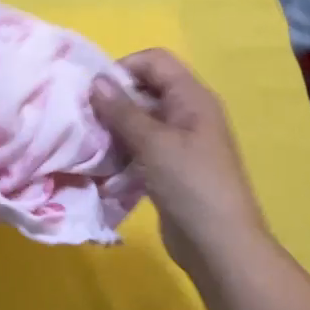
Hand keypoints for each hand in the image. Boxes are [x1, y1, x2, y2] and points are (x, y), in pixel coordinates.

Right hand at [89, 50, 268, 273]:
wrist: (221, 248)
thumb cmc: (191, 185)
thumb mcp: (153, 143)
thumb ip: (121, 109)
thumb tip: (95, 80)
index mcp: (192, 98)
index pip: (154, 61)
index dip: (124, 68)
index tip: (97, 92)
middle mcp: (188, 113)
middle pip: (145, 88)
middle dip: (114, 99)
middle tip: (87, 117)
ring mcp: (181, 142)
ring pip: (140, 119)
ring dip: (116, 127)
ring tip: (93, 142)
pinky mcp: (171, 167)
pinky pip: (142, 145)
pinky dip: (123, 149)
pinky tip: (105, 165)